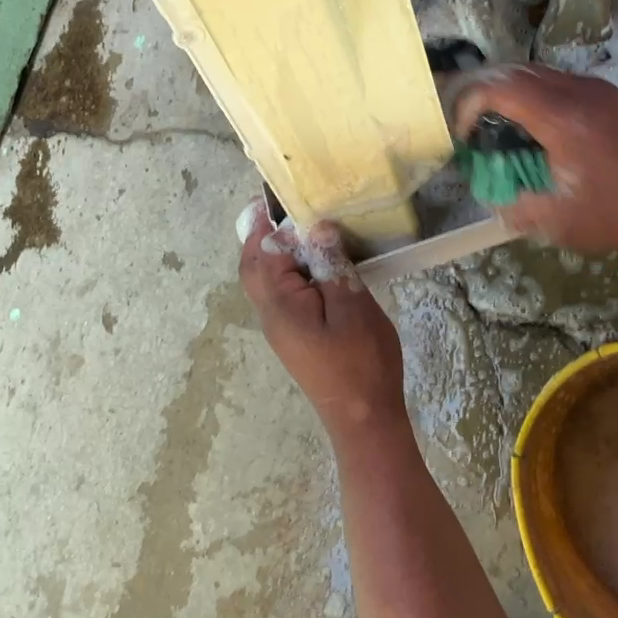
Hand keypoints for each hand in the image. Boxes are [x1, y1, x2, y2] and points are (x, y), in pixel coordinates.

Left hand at [237, 207, 406, 440]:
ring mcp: (281, 329)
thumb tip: (316, 228)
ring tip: (301, 230)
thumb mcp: (352, 306)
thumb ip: (330, 265)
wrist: (364, 420)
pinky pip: (281, 295)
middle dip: (261, 235)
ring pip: (265, 281)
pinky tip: (314, 265)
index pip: (262, 253)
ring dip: (275, 253)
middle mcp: (271, 315)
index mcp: (279, 304)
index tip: (278, 197)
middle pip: (254, 267)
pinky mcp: (295, 337)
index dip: (268, 223)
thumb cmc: (361, 362)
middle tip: (280, 208)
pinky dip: (289, 272)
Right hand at [452, 67, 617, 252]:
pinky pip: (561, 84)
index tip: (463, 136)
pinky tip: (544, 133)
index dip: (467, 107)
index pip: (496, 89)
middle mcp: (575, 91)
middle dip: (483, 95)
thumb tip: (499, 205)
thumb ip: (522, 211)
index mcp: (558, 115)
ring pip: (539, 75)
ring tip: (504, 131)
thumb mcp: (565, 222)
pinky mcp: (613, 98)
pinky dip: (537, 99)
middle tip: (473, 127)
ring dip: (512, 96)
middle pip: (513, 73)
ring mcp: (598, 90)